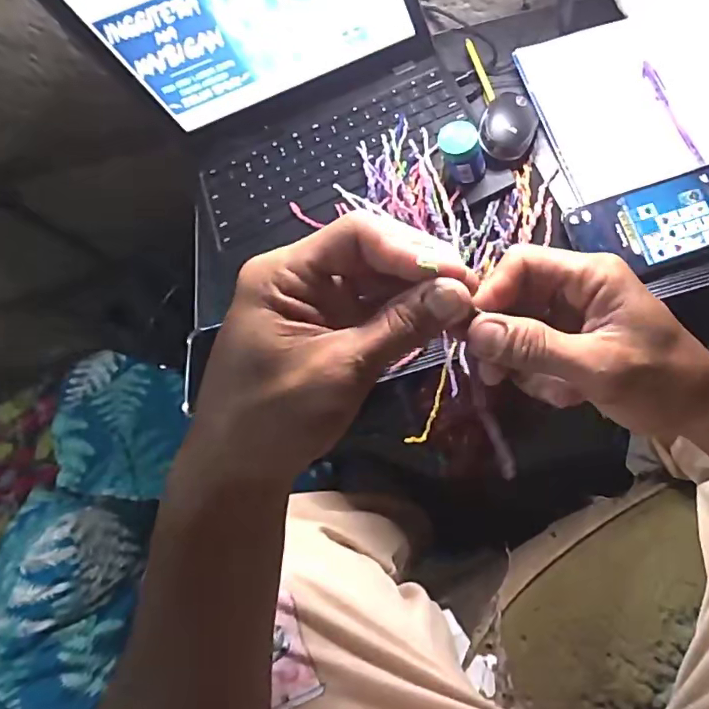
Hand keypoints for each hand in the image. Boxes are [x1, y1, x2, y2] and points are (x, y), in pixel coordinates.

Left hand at [181, 211, 476, 486]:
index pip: (355, 235)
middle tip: (470, 287)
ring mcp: (321, 299)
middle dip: (421, 266)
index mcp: (285, 273)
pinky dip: (411, 310)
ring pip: (381, 277)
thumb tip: (459, 293)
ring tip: (464, 302)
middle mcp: (304, 275)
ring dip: (422, 288)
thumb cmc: (274, 419)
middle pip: (373, 250)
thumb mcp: (341, 368)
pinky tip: (441, 316)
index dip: (408, 249)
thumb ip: (401, 326)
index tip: (454, 272)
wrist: (238, 472)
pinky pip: (379, 304)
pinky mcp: (337, 324)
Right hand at [466, 246, 708, 443]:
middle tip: (495, 376)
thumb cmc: (660, 381)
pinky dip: (540, 377)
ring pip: (520, 328)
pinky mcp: (573, 341)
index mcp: (590, 275)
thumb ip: (535, 347)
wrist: (700, 411)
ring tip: (555, 392)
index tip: (471, 331)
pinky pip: (535, 351)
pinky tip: (566, 396)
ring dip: (525, 364)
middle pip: (515, 296)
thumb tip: (476, 330)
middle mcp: (577, 287)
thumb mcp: (596, 366)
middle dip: (505, 337)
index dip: (492, 290)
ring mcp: (574, 315)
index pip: (523, 262)